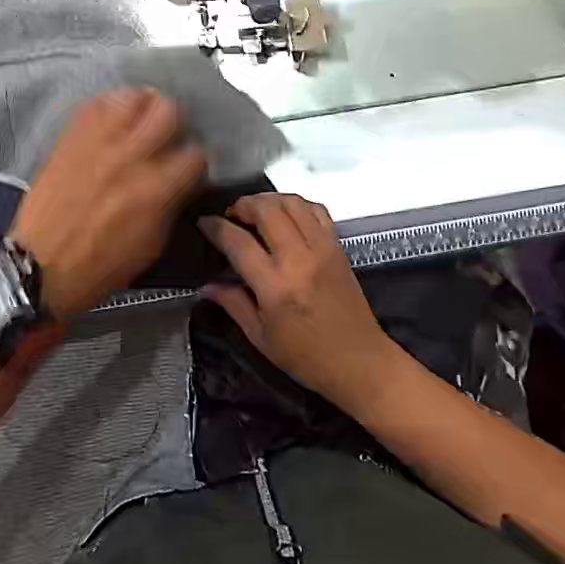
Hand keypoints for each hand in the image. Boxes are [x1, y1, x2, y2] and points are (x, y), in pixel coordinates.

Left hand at [12, 89, 206, 318]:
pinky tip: (112, 120)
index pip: (196, 155)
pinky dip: (110, 105)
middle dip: (175, 122)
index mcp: (156, 189)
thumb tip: (178, 184)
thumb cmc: (98, 267)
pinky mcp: (71, 137)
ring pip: (133, 97)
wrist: (39, 265)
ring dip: (142, 106)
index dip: (196, 161)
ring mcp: (99, 143)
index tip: (188, 167)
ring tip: (140, 119)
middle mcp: (131, 157)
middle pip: (168, 111)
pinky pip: (97, 103)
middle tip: (168, 135)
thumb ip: (170, 205)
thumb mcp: (150, 245)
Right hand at [200, 195, 404, 408]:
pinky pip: (316, 210)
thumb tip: (206, 285)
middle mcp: (298, 259)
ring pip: (291, 203)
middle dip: (242, 205)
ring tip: (256, 212)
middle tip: (231, 215)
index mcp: (275, 286)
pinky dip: (297, 205)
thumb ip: (232, 303)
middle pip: (265, 210)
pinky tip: (286, 216)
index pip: (237, 241)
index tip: (204, 223)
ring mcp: (321, 249)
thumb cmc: (307, 357)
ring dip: (268, 200)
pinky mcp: (337, 247)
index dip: (215, 226)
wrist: (360, 362)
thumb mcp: (260, 337)